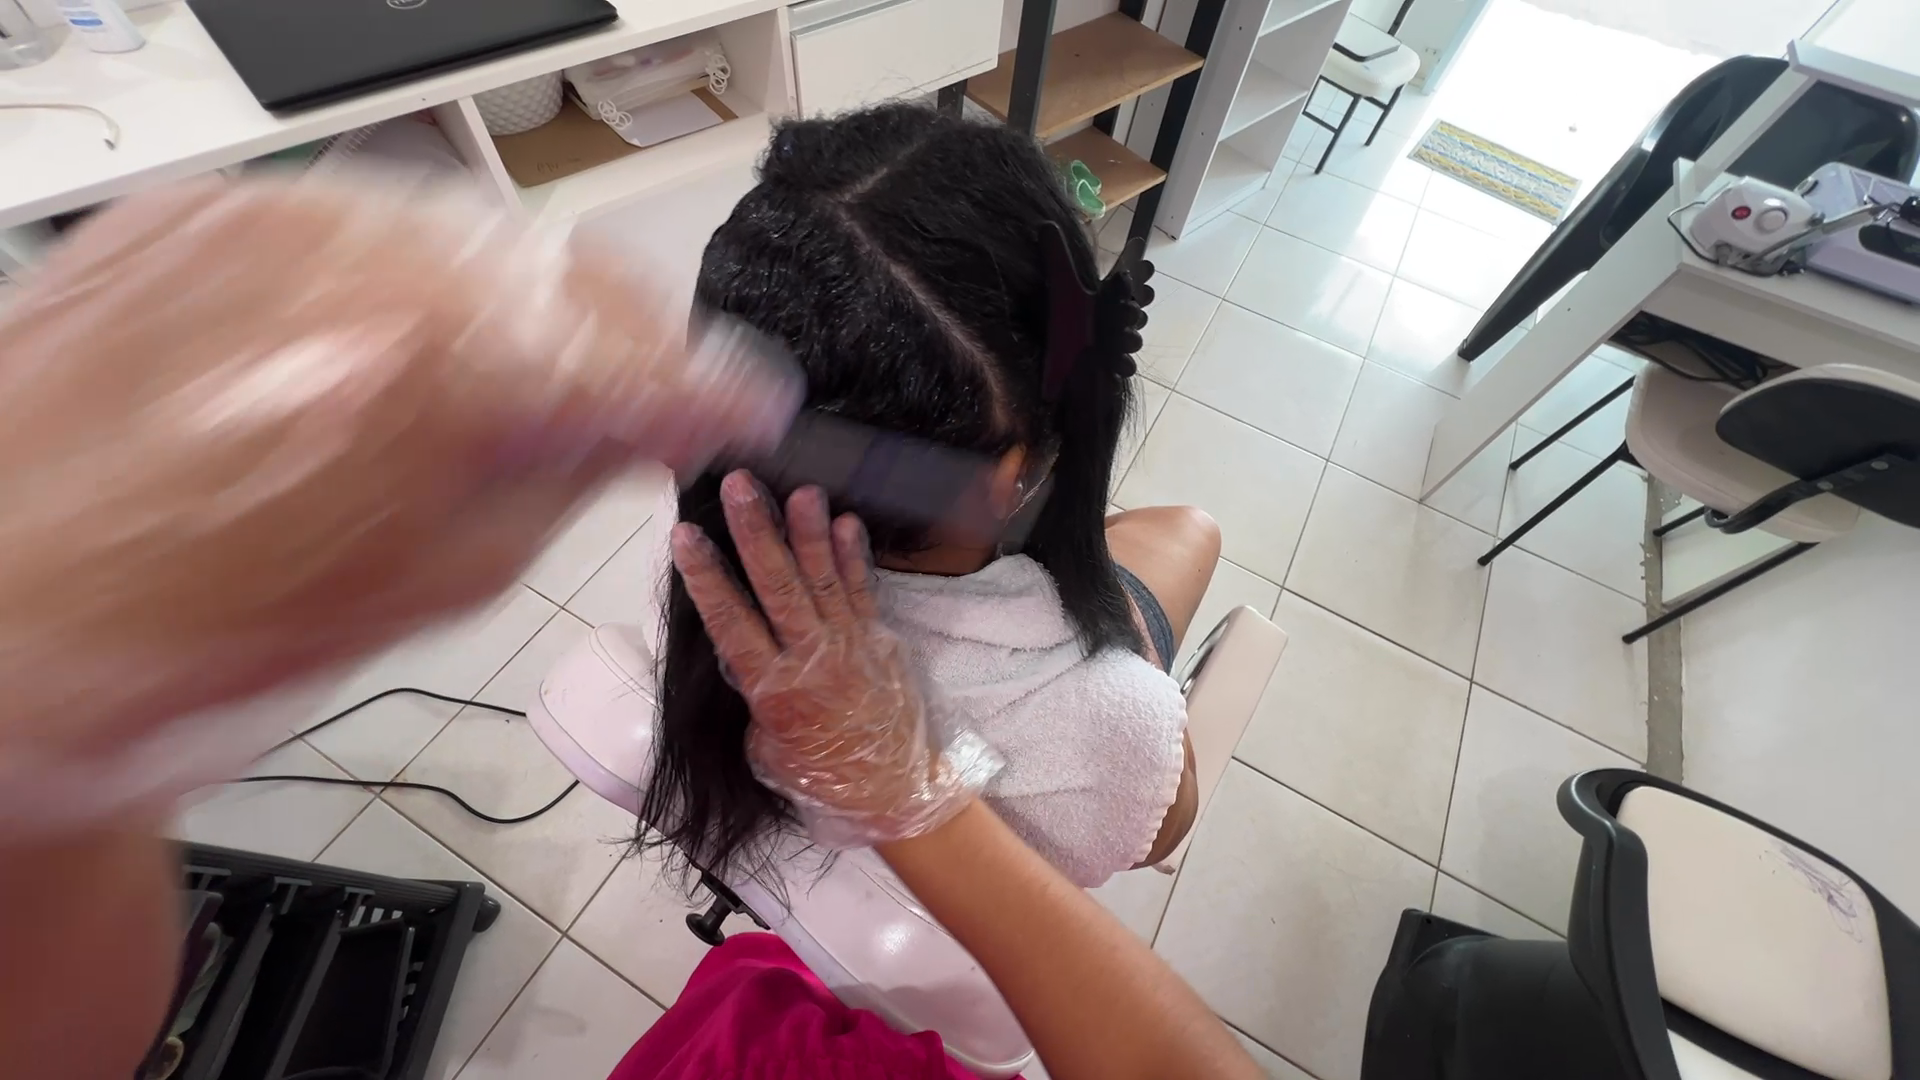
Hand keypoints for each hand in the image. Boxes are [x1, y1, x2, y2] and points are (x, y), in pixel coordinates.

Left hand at [0, 178, 798, 828]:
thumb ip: (579, 476)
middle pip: (588, 275)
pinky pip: (414, 228)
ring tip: (561, 379)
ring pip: (510, 239)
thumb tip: (665, 423)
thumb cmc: (223, 630)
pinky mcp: (232, 214)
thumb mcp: (459, 575)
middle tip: (663, 399)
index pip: (640, 367)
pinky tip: (467, 343)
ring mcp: (286, 225)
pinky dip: (473, 285)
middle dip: (649, 341)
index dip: (717, 391)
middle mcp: (364, 272)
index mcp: (435, 386)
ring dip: (565, 311)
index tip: (756, 407)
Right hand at [669, 471, 999, 845]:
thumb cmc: (817, 772)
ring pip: (824, 581)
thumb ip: (753, 690)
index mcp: (772, 689)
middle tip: (740, 485)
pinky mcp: (878, 639)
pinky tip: (847, 522)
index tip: (684, 536)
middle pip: (777, 587)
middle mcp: (810, 658)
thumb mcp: (765, 743)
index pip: (731, 623)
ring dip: (810, 533)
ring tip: (800, 491)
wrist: (889, 790)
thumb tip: (738, 646)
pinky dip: (856, 557)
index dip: (707, 578)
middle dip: (756, 533)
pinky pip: (865, 591)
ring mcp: (849, 643)